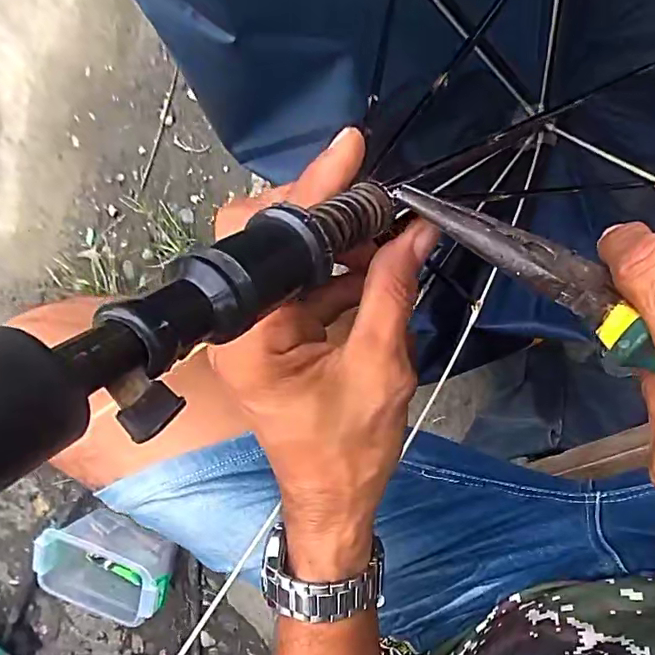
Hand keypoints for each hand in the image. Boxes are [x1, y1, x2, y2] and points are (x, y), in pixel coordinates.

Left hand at [210, 129, 437, 578]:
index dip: (312, 191)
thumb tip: (416, 232)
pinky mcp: (275, 340)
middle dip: (324, 214)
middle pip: (267, 238)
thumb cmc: (351, 453)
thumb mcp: (379, 369)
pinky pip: (302, 288)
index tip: (352, 152)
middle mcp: (239, 326)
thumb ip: (391, 292)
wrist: (333, 502)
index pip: (267, 237)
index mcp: (249, 336)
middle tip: (380, 202)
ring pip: (287, 260)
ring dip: (338, 242)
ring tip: (389, 229)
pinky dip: (338, 272)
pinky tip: (375, 261)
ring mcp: (255, 332)